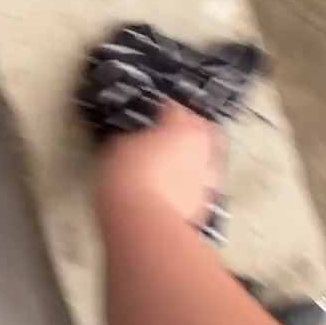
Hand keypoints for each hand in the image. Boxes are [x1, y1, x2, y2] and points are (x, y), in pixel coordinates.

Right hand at [93, 101, 217, 222]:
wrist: (142, 218)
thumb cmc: (127, 177)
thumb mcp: (118, 147)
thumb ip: (134, 138)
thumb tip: (136, 140)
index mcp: (182, 128)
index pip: (174, 108)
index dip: (162, 106)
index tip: (154, 106)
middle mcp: (202, 149)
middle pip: (203, 129)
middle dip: (190, 125)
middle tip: (174, 127)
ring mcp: (206, 176)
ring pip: (205, 157)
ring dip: (193, 154)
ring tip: (174, 158)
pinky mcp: (204, 201)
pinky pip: (199, 182)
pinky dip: (189, 179)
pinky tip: (172, 183)